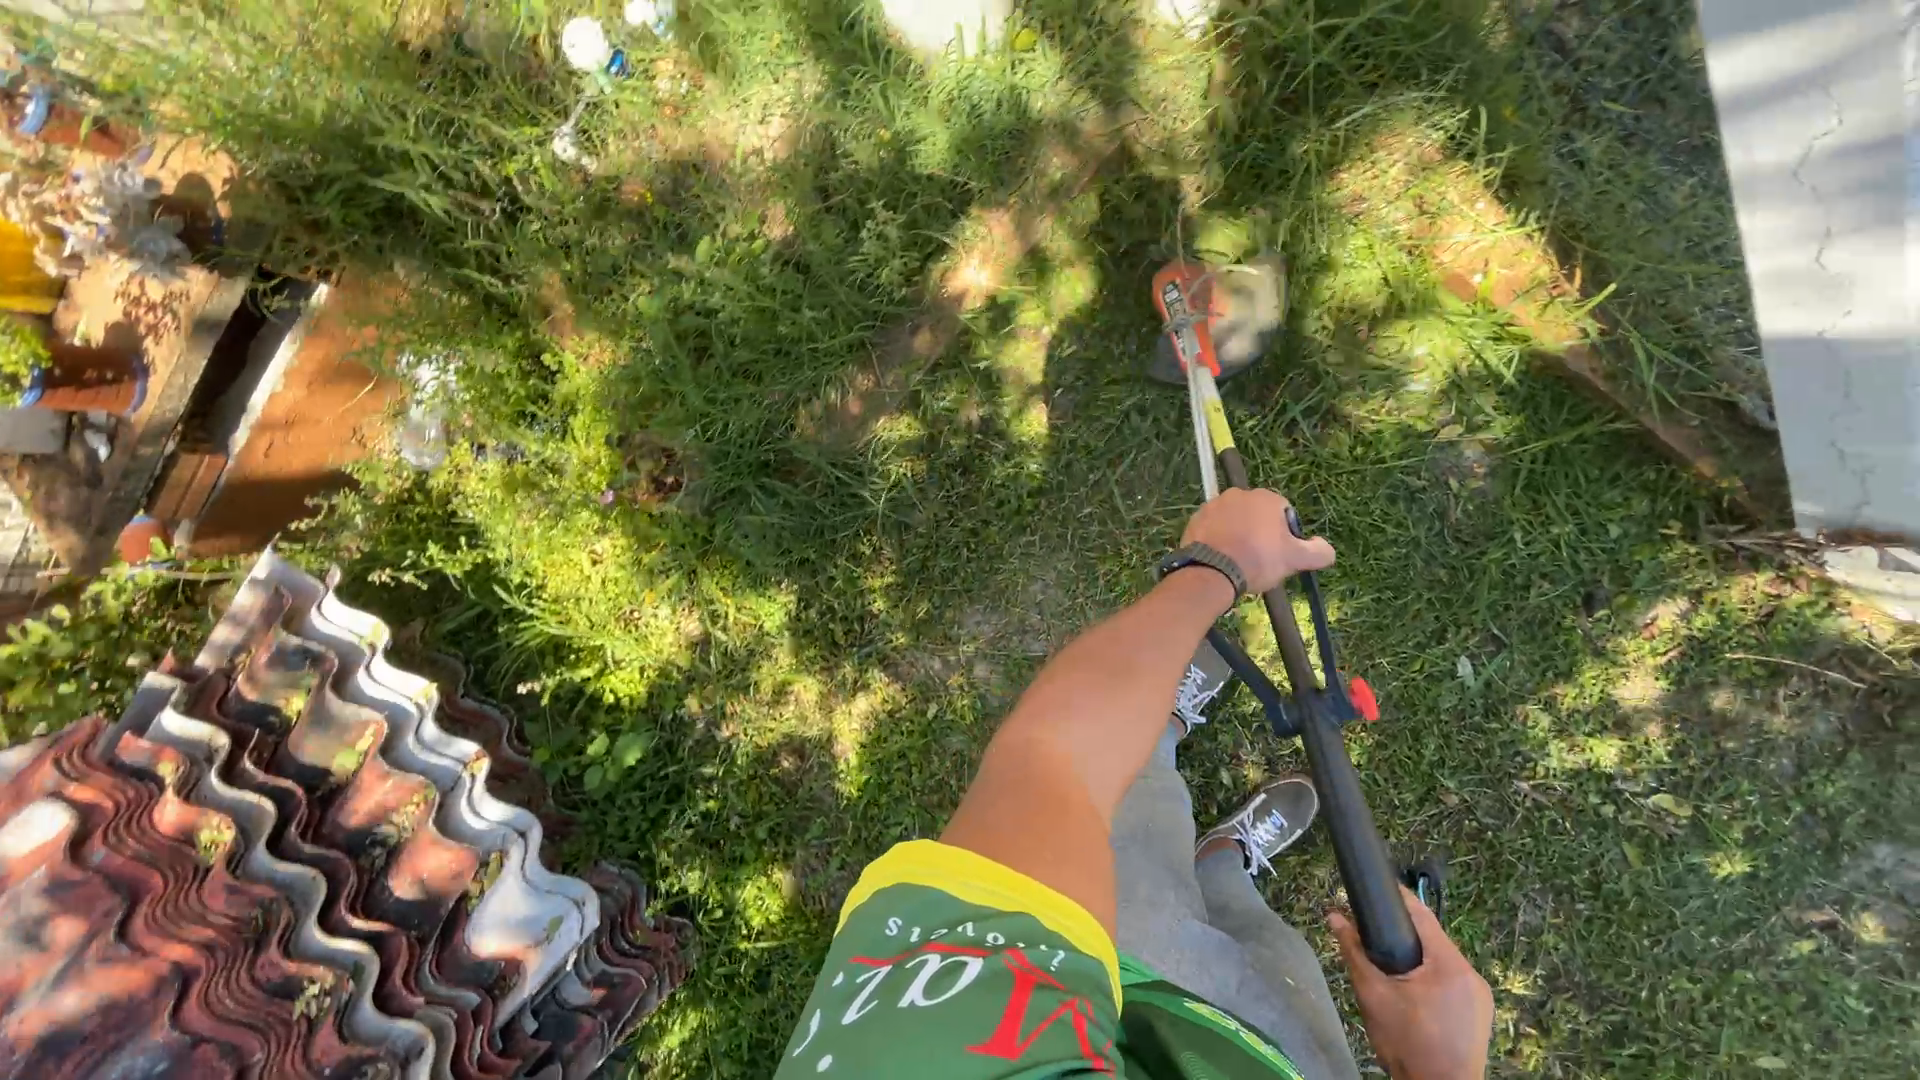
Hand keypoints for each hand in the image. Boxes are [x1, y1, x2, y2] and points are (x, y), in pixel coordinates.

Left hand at [1180, 488, 1334, 594]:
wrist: (1211, 571)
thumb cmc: (1257, 560)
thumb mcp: (1295, 559)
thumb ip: (1318, 552)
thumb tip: (1326, 548)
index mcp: (1266, 497)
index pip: (1283, 513)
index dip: (1285, 535)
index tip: (1279, 554)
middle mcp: (1238, 494)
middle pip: (1257, 515)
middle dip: (1260, 533)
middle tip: (1258, 558)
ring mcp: (1213, 504)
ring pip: (1234, 520)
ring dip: (1238, 534)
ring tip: (1238, 559)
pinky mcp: (1195, 519)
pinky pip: (1213, 527)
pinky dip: (1218, 538)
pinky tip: (1220, 556)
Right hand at [1329, 887, 1493, 1079]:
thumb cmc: (1406, 1043)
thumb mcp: (1372, 994)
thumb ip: (1354, 951)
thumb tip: (1333, 916)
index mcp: (1450, 966)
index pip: (1422, 915)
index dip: (1396, 897)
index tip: (1372, 887)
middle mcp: (1472, 975)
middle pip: (1433, 937)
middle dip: (1402, 930)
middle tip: (1370, 928)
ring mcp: (1480, 996)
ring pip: (1441, 959)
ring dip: (1415, 954)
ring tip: (1386, 958)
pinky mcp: (1479, 1012)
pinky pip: (1450, 979)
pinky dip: (1428, 974)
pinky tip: (1409, 985)